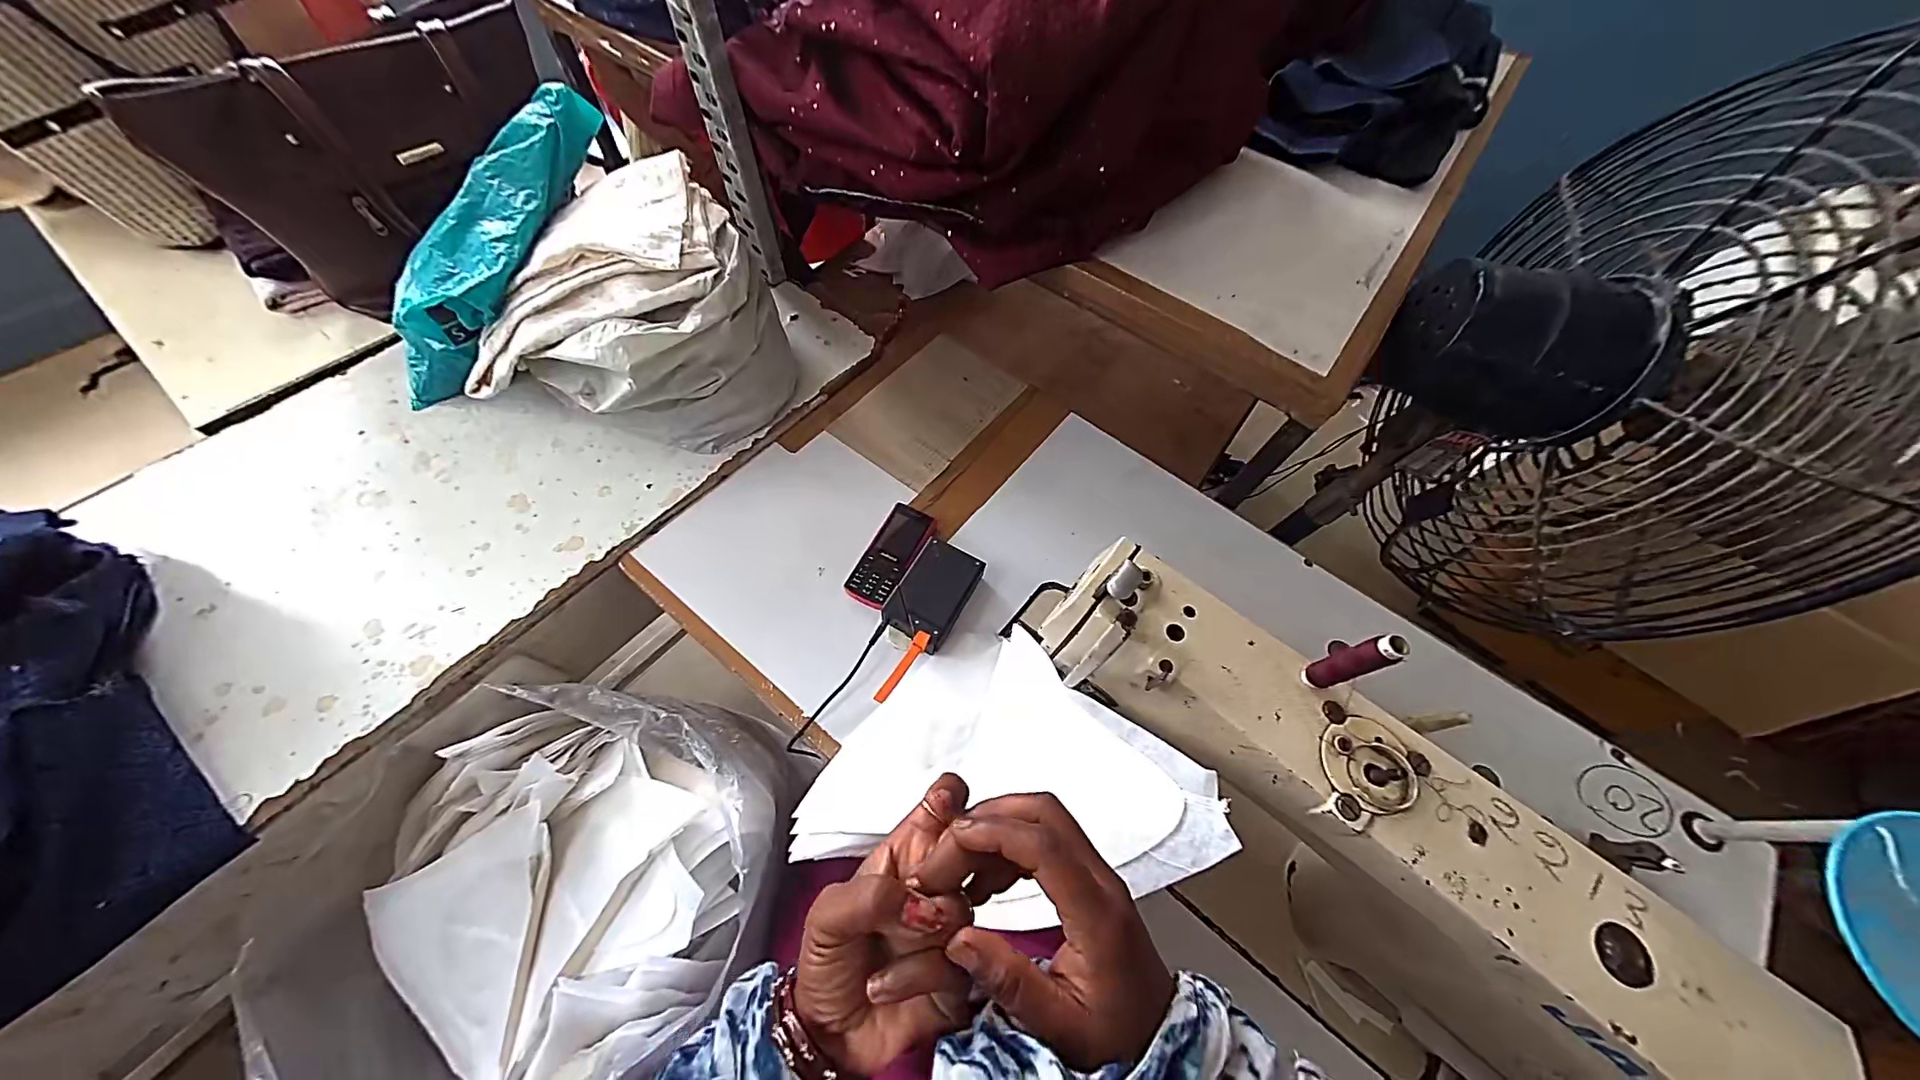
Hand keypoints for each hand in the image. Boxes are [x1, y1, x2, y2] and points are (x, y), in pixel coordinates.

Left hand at [793, 774, 974, 1074]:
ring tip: (888, 943)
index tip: (947, 799)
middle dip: (943, 867)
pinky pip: (955, 963)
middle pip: (966, 853)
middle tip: (915, 887)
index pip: (938, 811)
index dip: (950, 797)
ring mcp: (947, 929)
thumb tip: (920, 902)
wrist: (828, 1036)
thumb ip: (871, 894)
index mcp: (904, 856)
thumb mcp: (828, 914)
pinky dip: (914, 976)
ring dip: (919, 932)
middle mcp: (933, 886)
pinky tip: (884, 984)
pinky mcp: (959, 973)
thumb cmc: (826, 963)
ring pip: (961, 909)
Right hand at [907, 792, 1175, 1071]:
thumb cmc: (1120, 1035)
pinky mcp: (1087, 877)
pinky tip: (985, 878)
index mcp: (1097, 913)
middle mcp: (1101, 882)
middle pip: (1044, 814)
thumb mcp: (1062, 1026)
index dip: (993, 832)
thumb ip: (1010, 983)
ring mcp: (1096, 875)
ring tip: (959, 866)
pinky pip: (1044, 838)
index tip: (954, 839)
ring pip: (1043, 820)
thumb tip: (959, 941)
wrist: (1158, 1037)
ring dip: (996, 829)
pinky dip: (1008, 844)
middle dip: (988, 818)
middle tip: (949, 848)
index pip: (1044, 845)